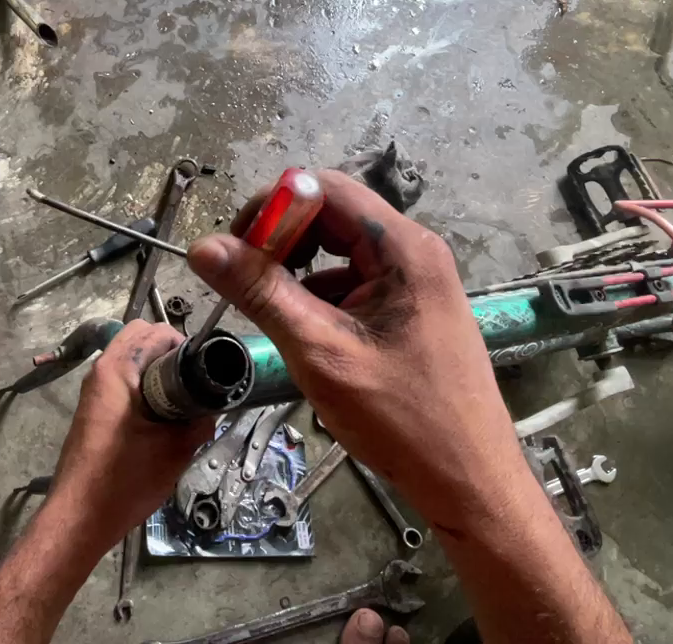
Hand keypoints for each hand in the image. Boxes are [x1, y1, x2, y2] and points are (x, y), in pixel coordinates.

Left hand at [45, 321, 215, 550]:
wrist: (80, 516)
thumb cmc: (125, 479)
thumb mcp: (175, 450)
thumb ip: (199, 422)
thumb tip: (213, 408)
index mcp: (117, 369)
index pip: (155, 331)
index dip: (184, 344)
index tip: (203, 368)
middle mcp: (101, 370)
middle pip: (140, 338)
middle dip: (170, 351)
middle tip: (193, 379)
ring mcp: (94, 389)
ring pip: (130, 359)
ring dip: (156, 368)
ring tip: (182, 398)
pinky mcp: (94, 408)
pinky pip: (123, 380)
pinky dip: (143, 384)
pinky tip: (161, 415)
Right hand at [185, 170, 525, 514]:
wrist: (469, 483)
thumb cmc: (401, 418)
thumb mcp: (319, 350)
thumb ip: (260, 292)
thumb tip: (203, 247)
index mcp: (402, 247)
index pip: (324, 188)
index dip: (273, 208)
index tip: (238, 247)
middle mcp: (411, 250)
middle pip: (331, 213)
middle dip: (282, 238)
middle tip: (245, 276)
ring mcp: (413, 278)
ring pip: (337, 247)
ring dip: (296, 267)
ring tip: (271, 306)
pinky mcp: (408, 305)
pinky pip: (351, 277)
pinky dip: (317, 291)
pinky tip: (302, 327)